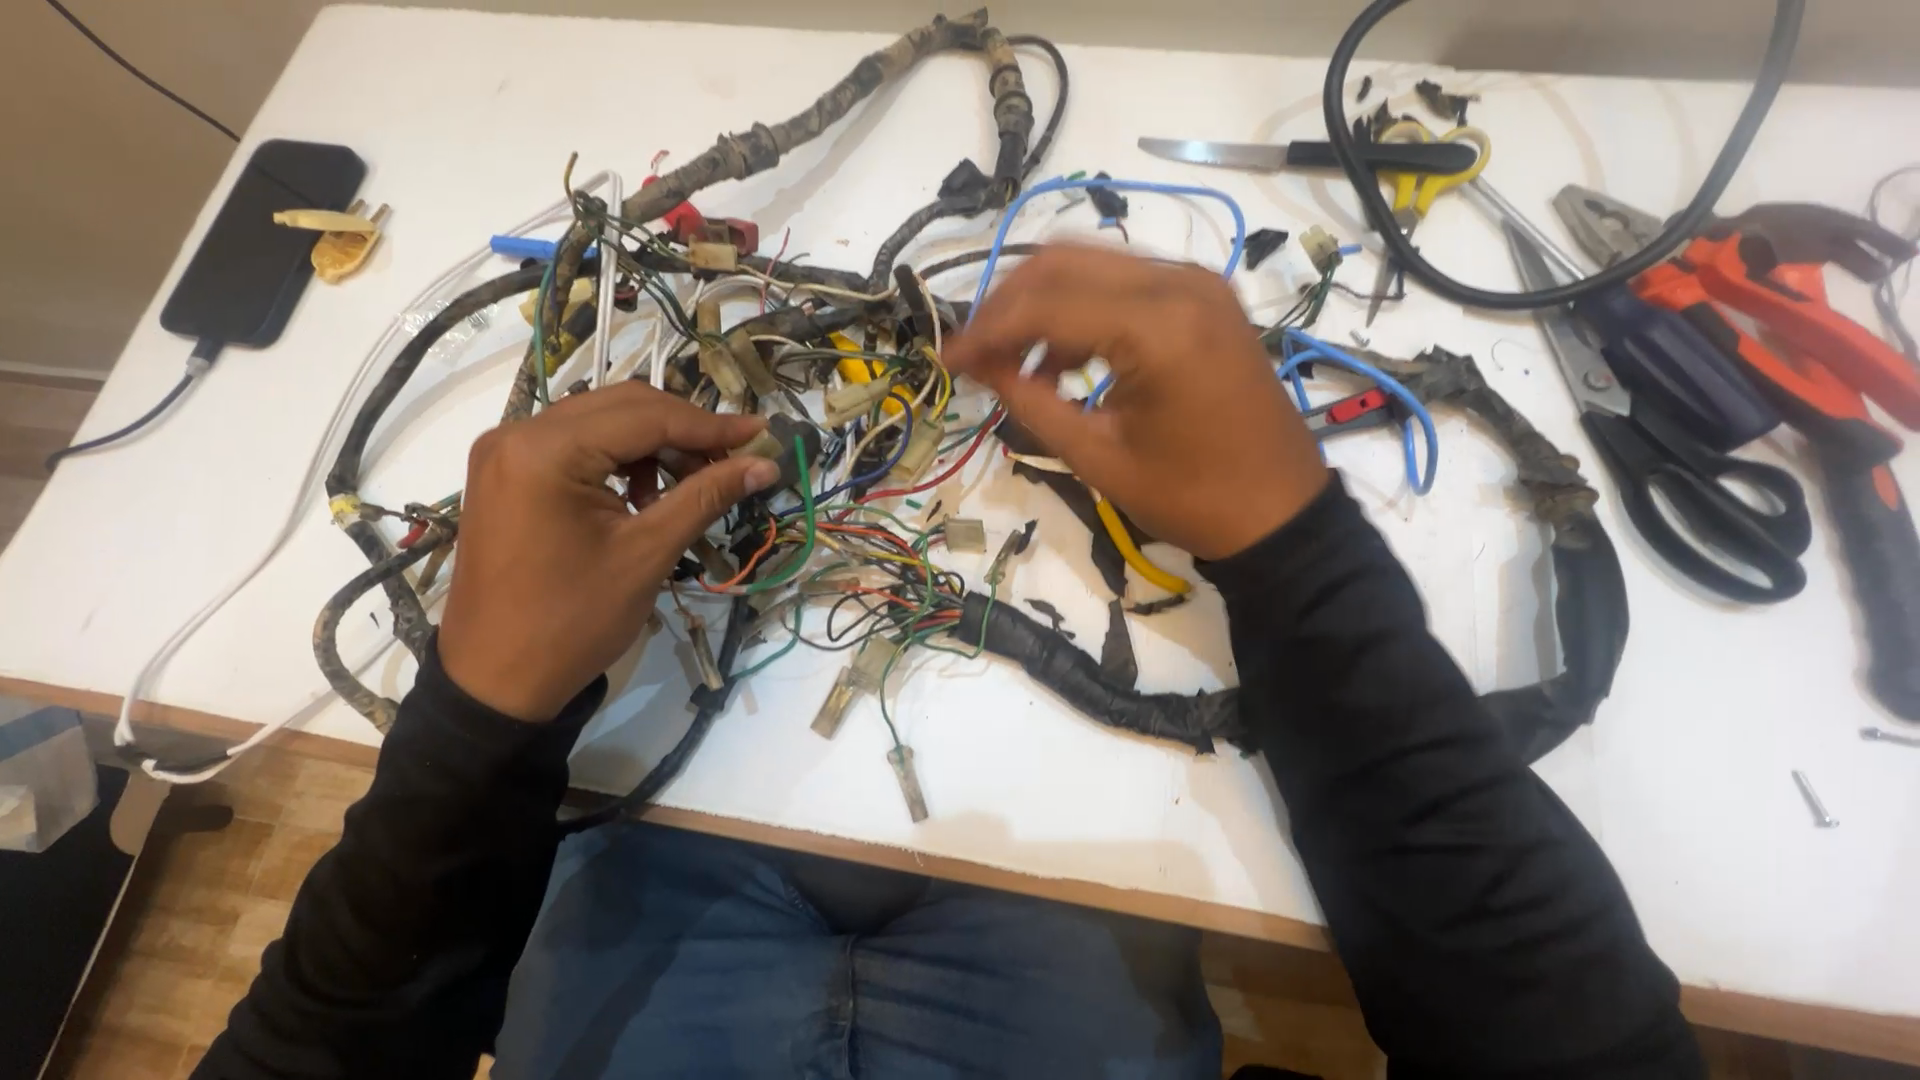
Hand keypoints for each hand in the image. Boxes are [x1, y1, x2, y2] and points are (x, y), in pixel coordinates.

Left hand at [437, 382, 779, 720]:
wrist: (497, 678)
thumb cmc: (573, 620)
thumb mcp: (648, 554)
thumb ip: (706, 497)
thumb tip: (765, 465)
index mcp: (546, 450)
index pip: (645, 416)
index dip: (710, 425)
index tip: (762, 434)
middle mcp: (518, 433)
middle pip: (622, 406)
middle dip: (684, 431)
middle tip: (732, 462)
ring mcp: (507, 451)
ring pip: (602, 421)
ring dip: (654, 445)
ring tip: (688, 487)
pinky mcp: (508, 472)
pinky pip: (578, 444)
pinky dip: (621, 460)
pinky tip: (643, 496)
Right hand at [944, 246, 1326, 559]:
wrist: (1278, 509)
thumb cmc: (1189, 496)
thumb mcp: (1096, 455)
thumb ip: (1029, 401)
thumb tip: (977, 363)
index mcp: (1157, 327)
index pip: (1044, 303)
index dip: (985, 330)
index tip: (946, 361)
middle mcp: (1179, 282)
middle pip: (1063, 263)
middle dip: (1007, 306)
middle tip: (974, 353)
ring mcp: (1196, 282)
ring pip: (1091, 265)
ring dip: (1042, 305)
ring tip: (1015, 364)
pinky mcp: (1203, 295)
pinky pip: (1125, 282)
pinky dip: (1083, 310)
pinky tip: (1063, 360)